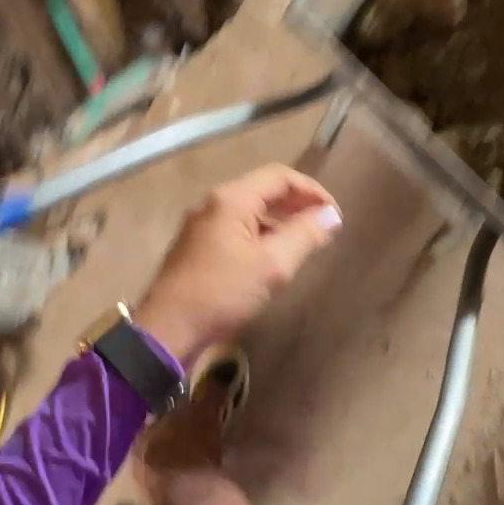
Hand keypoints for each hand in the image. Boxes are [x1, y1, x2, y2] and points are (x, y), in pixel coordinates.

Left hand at [134, 165, 341, 362]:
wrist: (168, 328)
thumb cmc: (222, 293)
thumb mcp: (272, 266)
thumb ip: (305, 235)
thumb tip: (331, 215)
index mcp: (231, 199)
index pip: (280, 176)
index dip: (312, 191)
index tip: (335, 214)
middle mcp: (213, 203)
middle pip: (263, 190)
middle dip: (296, 204)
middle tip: (323, 225)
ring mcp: (201, 224)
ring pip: (249, 211)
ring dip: (279, 221)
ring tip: (304, 241)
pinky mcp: (196, 246)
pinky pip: (235, 229)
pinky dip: (260, 235)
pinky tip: (272, 257)